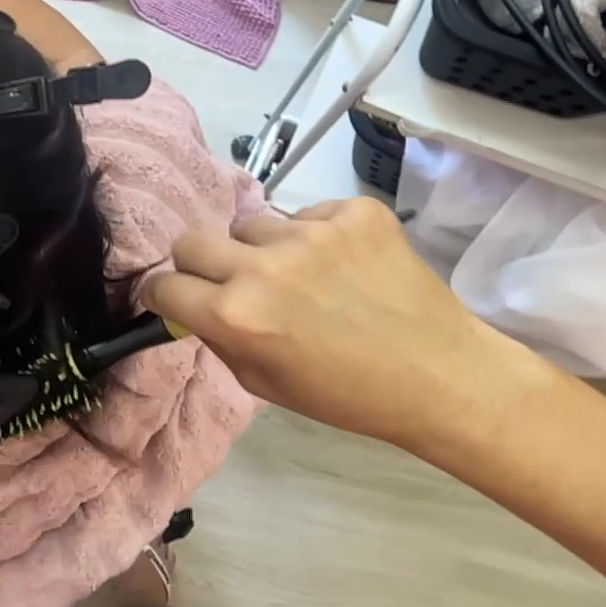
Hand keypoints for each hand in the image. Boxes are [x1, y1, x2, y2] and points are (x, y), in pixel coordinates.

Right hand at [143, 199, 548, 449]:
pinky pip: (307, 214)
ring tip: (300, 276)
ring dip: (261, 250)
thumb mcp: (260, 382)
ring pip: (251, 226)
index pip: (164, 286)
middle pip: (191, 241)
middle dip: (199, 265)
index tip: (177, 299)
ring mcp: (312, 232)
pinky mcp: (354, 212)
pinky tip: (342, 266)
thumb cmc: (345, 394)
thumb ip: (217, 337)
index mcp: (236, 315)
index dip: (165, 295)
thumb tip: (193, 306)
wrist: (442, 375)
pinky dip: (314, 237)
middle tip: (229, 282)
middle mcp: (264, 267)